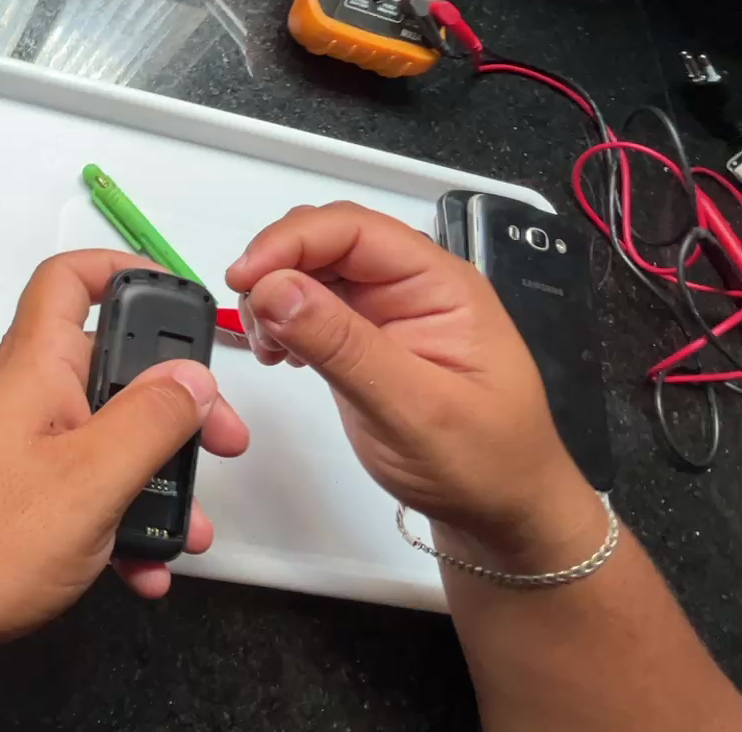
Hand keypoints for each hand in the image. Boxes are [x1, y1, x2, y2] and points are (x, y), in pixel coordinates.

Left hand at [0, 250, 249, 667]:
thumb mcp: (87, 481)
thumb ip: (148, 423)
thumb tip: (193, 377)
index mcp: (36, 364)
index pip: (69, 279)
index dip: (120, 269)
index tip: (175, 297)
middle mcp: (27, 389)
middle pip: (111, 362)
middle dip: (173, 401)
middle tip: (221, 440)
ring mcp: (22, 436)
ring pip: (105, 429)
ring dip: (155, 473)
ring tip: (192, 526)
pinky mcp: (18, 478)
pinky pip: (81, 476)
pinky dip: (117, 509)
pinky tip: (143, 564)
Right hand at [225, 203, 605, 572]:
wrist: (497, 512)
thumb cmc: (480, 464)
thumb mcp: (412, 409)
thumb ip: (342, 346)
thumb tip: (272, 288)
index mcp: (438, 283)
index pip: (353, 229)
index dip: (291, 241)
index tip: (245, 278)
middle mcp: (407, 282)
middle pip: (324, 238)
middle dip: (276, 265)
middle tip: (251, 316)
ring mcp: (380, 306)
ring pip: (306, 266)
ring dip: (271, 293)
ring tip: (268, 346)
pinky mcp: (356, 332)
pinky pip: (303, 301)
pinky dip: (276, 317)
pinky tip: (277, 353)